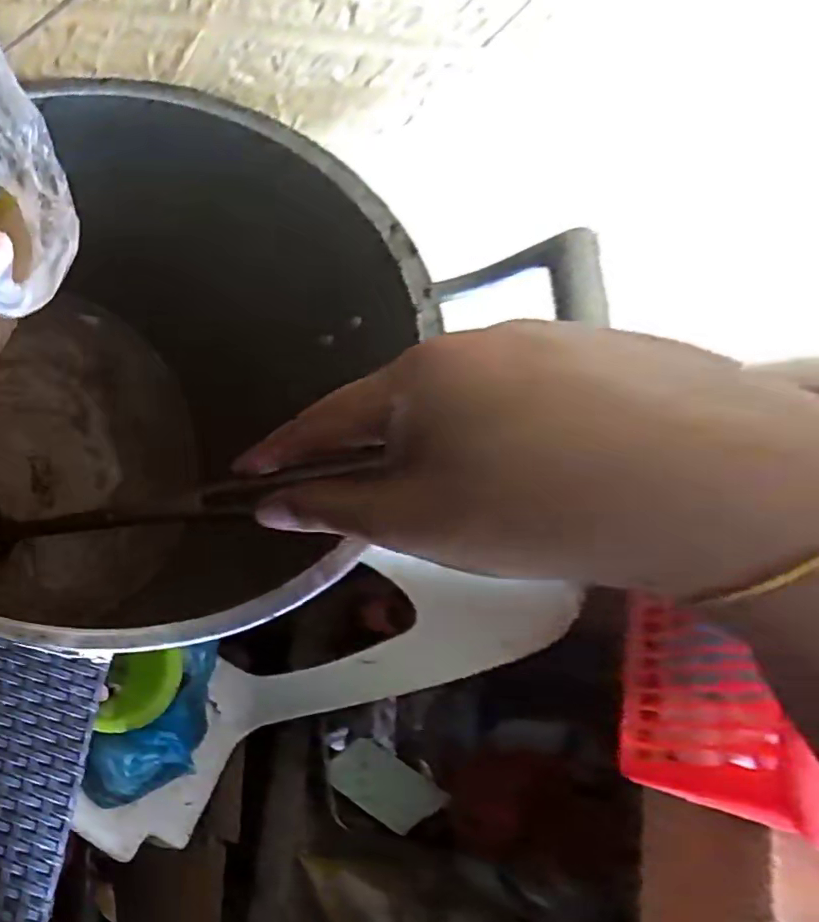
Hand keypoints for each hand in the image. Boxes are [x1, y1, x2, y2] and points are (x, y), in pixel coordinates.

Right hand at [234, 320, 818, 598]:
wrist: (739, 500)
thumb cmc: (537, 510)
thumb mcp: (408, 519)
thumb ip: (326, 508)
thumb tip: (270, 506)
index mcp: (420, 373)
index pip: (324, 417)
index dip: (279, 450)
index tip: (246, 471)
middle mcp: (482, 340)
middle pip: (394, 403)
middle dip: (368, 449)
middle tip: (366, 497)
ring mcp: (558, 339)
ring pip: (462, 397)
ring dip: (439, 440)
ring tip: (462, 491)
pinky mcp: (622, 352)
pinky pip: (527, 393)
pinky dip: (506, 430)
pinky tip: (534, 471)